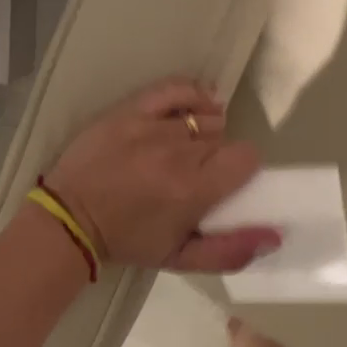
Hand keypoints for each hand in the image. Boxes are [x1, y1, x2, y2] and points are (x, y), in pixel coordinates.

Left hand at [44, 78, 280, 273]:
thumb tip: (275, 235)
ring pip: (201, 116)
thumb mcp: (180, 258)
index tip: (230, 179)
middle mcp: (176, 152)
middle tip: (197, 174)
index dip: (243, 168)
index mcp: (192, 190)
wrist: (71, 217)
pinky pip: (175, 88)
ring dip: (202, 130)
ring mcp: (151, 126)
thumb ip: (231, 250)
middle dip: (217, 156)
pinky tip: (199, 103)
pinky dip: (192, 93)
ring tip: (188, 146)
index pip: (246, 158)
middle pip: (222, 138)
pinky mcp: (130, 109)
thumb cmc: (127, 239)